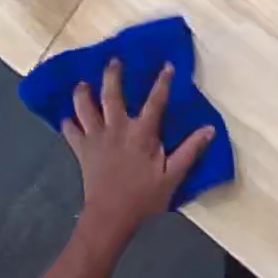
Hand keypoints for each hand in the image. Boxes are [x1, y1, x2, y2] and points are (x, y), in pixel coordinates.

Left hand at [63, 59, 214, 239]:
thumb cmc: (144, 197)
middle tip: (113, 60)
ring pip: (85, 108)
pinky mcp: (81, 150)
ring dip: (83, 93)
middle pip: (111, 95)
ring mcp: (96, 138)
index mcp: (142, 133)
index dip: (162, 81)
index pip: (155, 101)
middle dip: (112, 75)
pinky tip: (67, 118)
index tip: (167, 65)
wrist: (110, 216)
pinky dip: (68, 123)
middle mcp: (117, 128)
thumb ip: (190, 150)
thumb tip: (209, 129)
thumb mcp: (173, 175)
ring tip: (83, 83)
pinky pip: (71, 131)